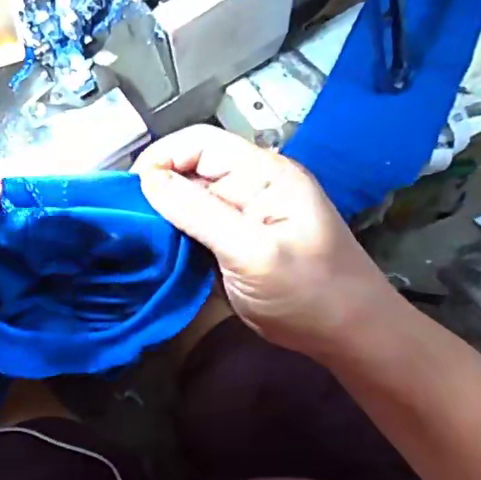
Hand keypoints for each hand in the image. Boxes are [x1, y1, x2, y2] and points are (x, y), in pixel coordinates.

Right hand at [134, 125, 400, 357]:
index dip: (161, 158)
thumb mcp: (253, 252)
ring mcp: (244, 212)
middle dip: (157, 187)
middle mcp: (251, 184)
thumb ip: (199, 213)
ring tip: (139, 234)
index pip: (199, 142)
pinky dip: (175, 232)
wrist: (350, 337)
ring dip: (163, 211)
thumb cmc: (310, 294)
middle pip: (190, 167)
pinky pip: (196, 223)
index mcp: (264, 173)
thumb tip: (148, 181)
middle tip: (130, 220)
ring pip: (189, 196)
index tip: (129, 193)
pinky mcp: (236, 238)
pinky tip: (159, 248)